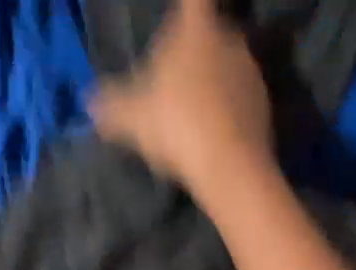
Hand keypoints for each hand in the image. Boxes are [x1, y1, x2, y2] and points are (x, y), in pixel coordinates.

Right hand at [88, 0, 273, 190]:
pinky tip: (213, 135)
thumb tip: (90, 100)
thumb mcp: (129, 118)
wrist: (230, 167)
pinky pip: (241, 99)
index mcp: (196, 31)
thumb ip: (108, 104)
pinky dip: (228, 110)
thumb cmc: (176, 126)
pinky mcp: (265, 106)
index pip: (193, 1)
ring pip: (227, 67)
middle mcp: (231, 39)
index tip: (182, 12)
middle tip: (174, 77)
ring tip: (192, 112)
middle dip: (195, 50)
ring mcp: (252, 72)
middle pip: (211, 33)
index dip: (187, 5)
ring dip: (213, 82)